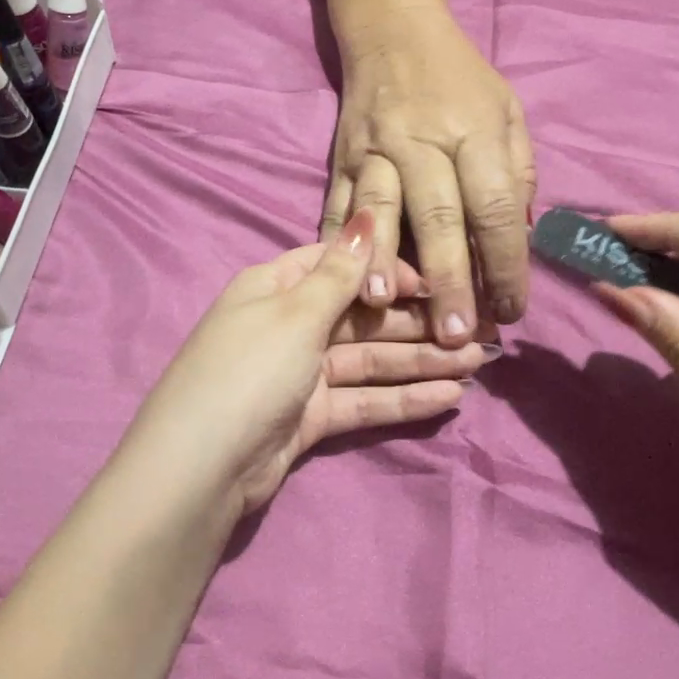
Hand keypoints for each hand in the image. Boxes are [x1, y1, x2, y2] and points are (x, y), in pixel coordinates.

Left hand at [115, 209, 491, 515]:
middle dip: (416, 322)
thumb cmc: (249, 370)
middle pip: (361, 316)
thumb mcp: (295, 313)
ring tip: (476, 363)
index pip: (340, 265)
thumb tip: (366, 213)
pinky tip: (448, 396)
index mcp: (275, 287)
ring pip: (369, 360)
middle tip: (476, 330)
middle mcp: (288, 324)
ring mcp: (299, 373)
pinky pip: (362, 398)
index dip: (389, 270)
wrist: (202, 466)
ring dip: (419, 361)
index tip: (436, 281)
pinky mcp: (309, 416)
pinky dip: (402, 398)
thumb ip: (341, 271)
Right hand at [320, 8, 535, 346]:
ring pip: (378, 211)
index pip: (494, 205)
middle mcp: (421, 142)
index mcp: (473, 130)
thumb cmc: (459, 78)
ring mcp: (374, 150)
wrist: (391, 31)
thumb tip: (517, 237)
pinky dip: (336, 244)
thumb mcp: (508, 110)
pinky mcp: (340, 159)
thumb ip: (518, 170)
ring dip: (382, 260)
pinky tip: (338, 280)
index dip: (504, 263)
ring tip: (385, 305)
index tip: (511, 310)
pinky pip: (337, 204)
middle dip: (448, 279)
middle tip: (455, 334)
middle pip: (437, 217)